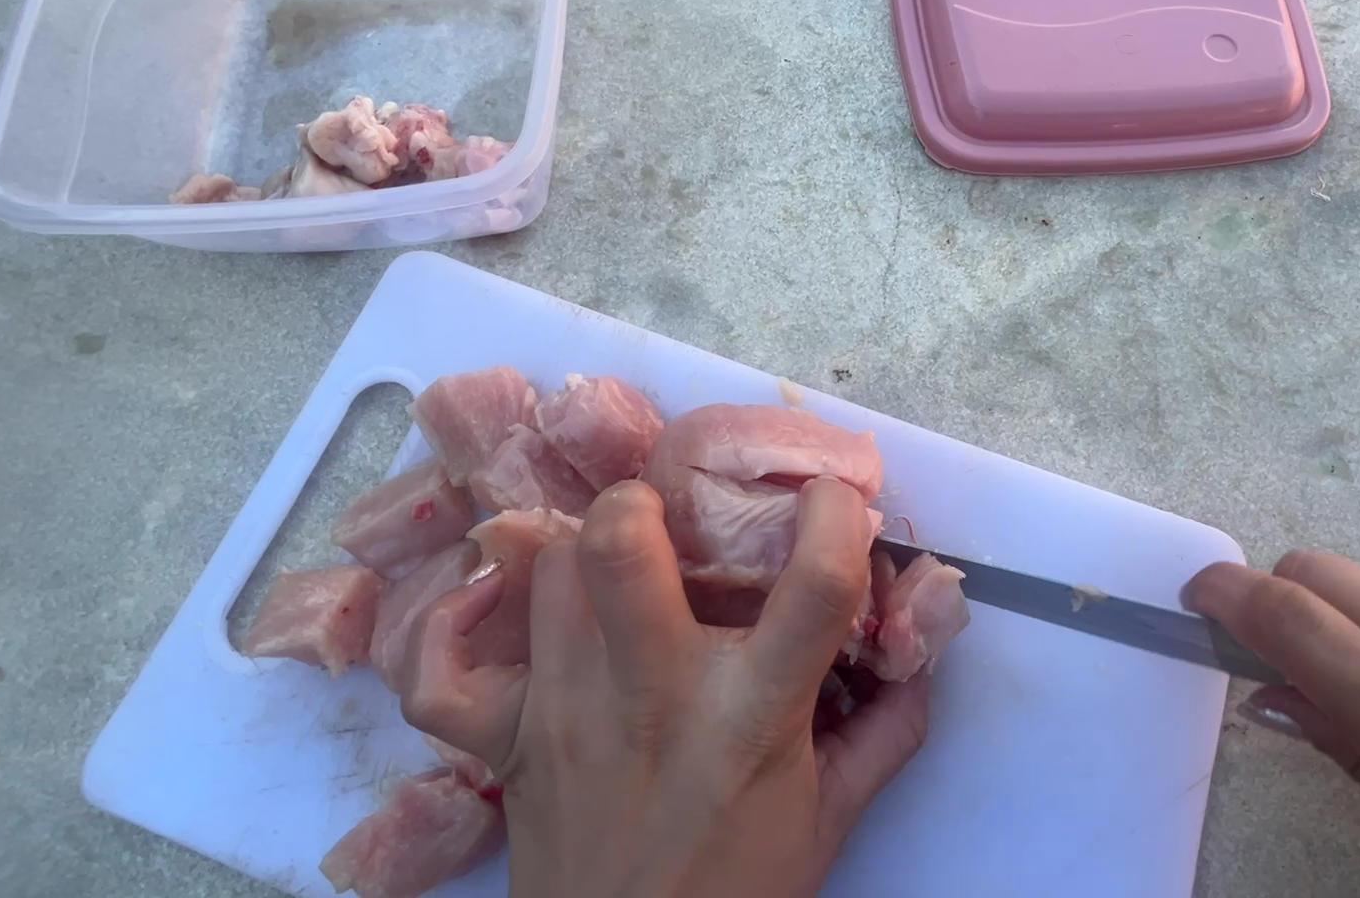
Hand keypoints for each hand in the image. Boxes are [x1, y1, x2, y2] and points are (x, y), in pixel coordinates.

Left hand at [401, 477, 930, 897]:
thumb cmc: (740, 886)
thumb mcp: (832, 815)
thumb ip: (885, 729)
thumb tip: (917, 653)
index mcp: (753, 712)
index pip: (815, 587)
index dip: (835, 517)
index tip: (831, 500)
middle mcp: (655, 695)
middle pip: (623, 547)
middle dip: (643, 502)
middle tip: (664, 517)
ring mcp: (566, 714)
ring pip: (546, 574)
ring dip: (579, 551)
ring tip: (608, 565)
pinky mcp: (505, 742)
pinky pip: (442, 669)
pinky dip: (458, 621)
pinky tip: (500, 607)